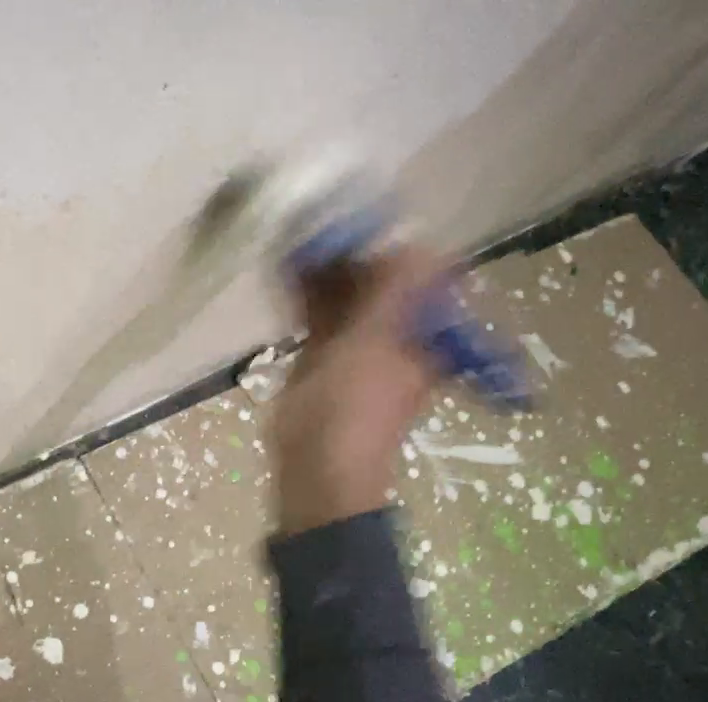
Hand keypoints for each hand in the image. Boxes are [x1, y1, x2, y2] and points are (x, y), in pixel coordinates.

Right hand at [269, 249, 446, 534]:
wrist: (317, 468)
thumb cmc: (351, 410)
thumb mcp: (375, 345)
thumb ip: (393, 292)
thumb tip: (413, 241)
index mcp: (423, 326)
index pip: (418, 266)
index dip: (390, 242)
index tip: (357, 228)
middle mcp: (396, 327)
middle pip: (378, 274)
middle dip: (351, 249)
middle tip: (318, 227)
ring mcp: (358, 340)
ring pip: (345, 290)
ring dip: (323, 266)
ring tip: (297, 240)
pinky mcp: (324, 354)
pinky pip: (319, 312)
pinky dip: (304, 291)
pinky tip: (285, 269)